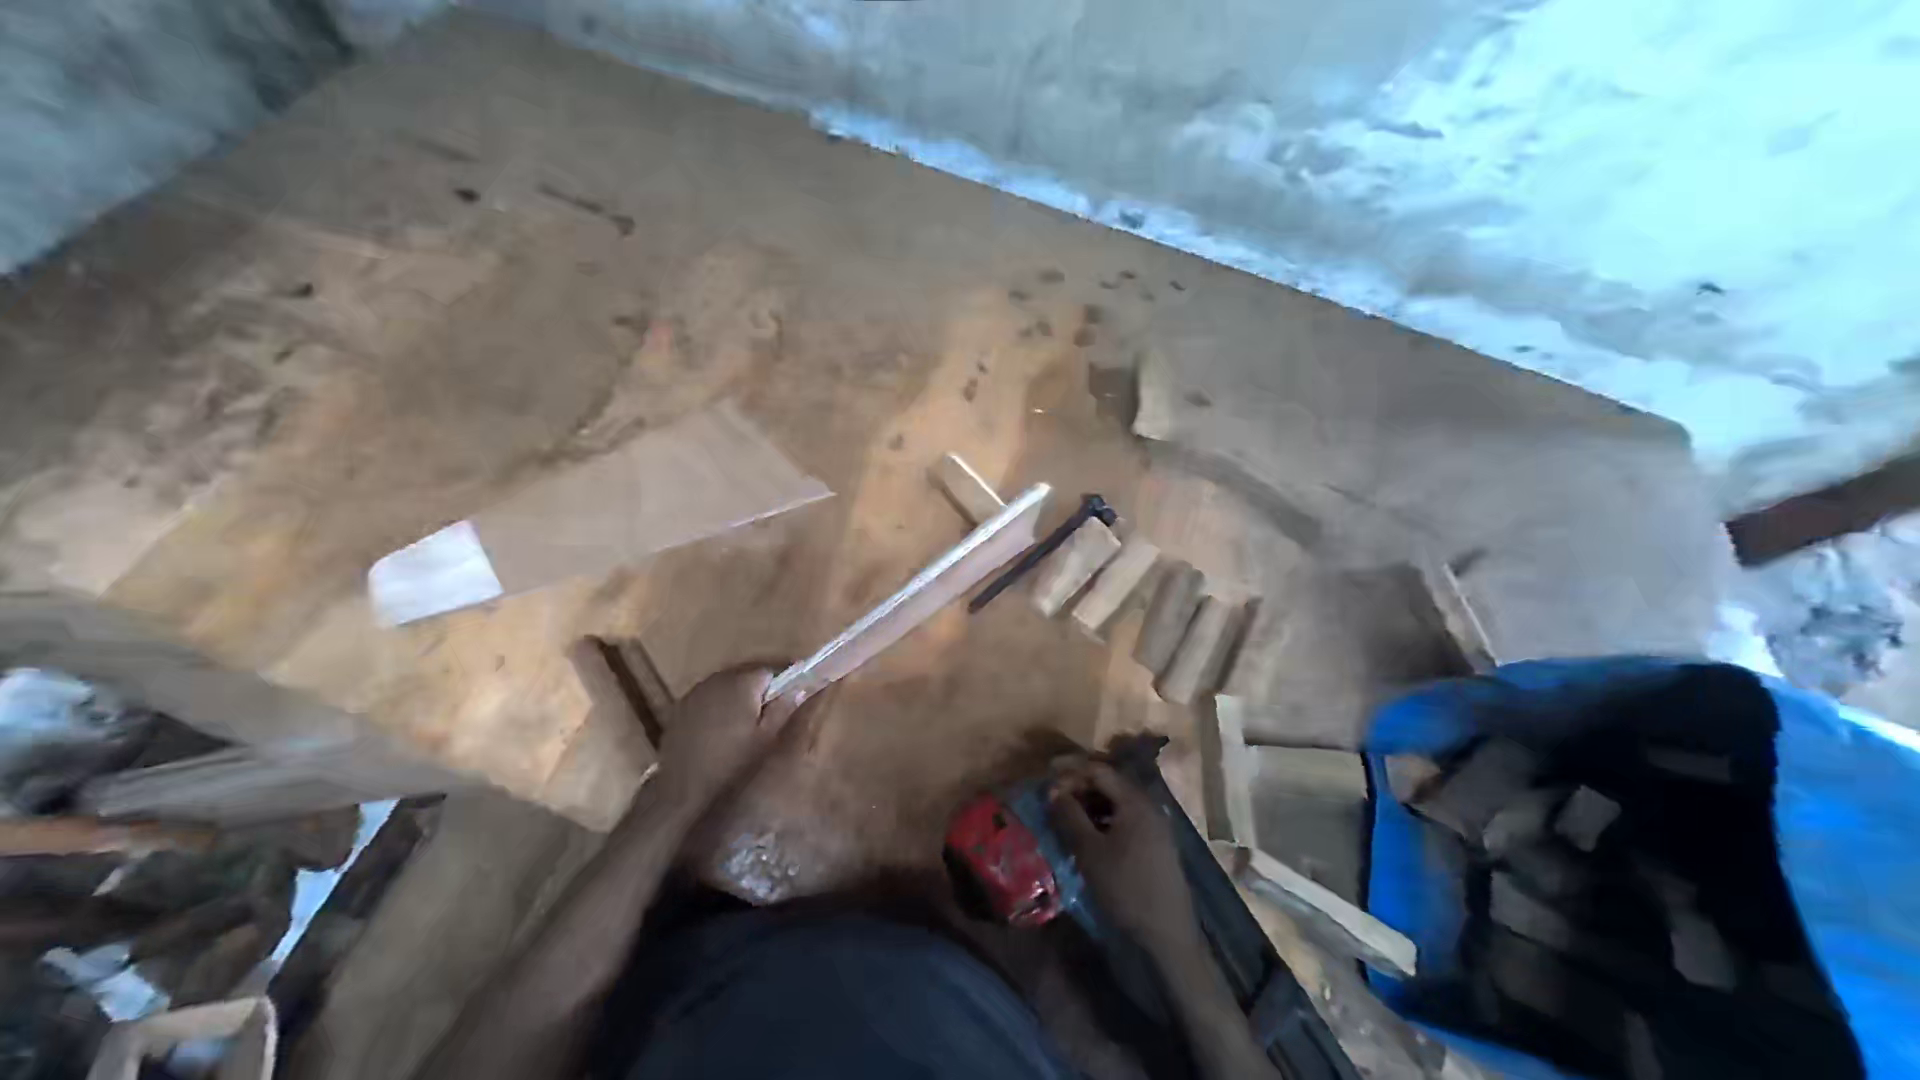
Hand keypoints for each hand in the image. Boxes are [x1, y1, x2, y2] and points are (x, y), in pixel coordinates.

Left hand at [656, 665, 802, 809]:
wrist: (683, 798)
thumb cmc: (734, 767)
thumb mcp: (769, 740)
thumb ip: (785, 708)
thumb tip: (801, 687)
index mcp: (740, 683)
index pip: (771, 668)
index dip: (787, 681)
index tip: (799, 694)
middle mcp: (714, 680)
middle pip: (747, 675)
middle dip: (764, 688)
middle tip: (778, 710)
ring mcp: (692, 695)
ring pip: (726, 687)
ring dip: (741, 698)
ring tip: (751, 722)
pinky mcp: (678, 713)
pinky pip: (708, 701)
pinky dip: (720, 709)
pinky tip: (724, 732)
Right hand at [1050, 759, 1200, 954]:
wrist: (1167, 933)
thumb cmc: (1125, 887)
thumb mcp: (1089, 851)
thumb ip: (1069, 815)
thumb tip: (1053, 790)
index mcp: (1135, 801)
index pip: (1099, 770)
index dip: (1071, 773)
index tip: (1047, 785)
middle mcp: (1150, 805)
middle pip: (1111, 783)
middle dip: (1080, 787)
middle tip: (1055, 800)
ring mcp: (1157, 825)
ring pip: (1119, 802)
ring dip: (1092, 804)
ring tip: (1069, 817)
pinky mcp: (1158, 843)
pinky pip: (1128, 818)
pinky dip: (1106, 819)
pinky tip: (1092, 835)